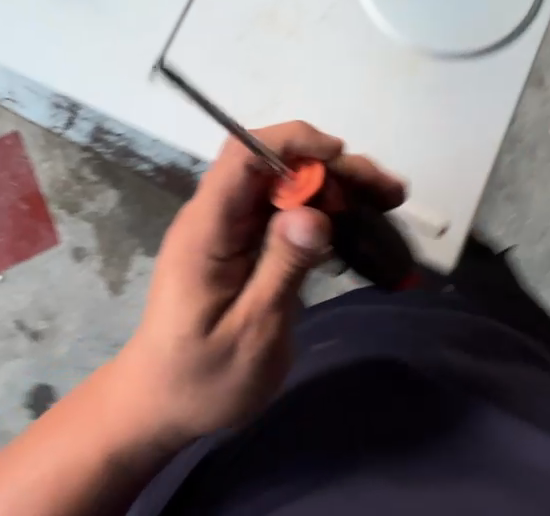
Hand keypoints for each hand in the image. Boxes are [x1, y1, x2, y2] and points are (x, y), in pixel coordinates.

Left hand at [105, 122, 405, 445]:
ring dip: (338, 185)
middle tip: (387, 193)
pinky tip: (362, 223)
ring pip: (288, 182)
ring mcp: (233, 227)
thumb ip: (280, 270)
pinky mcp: (247, 241)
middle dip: (333, 167)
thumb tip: (314, 213)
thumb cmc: (201, 378)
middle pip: (276, 163)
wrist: (162, 406)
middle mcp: (219, 215)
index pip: (243, 156)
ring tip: (387, 201)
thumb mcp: (249, 334)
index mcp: (207, 229)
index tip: (340, 159)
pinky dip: (327, 209)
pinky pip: (289, 208)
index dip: (292, 143)